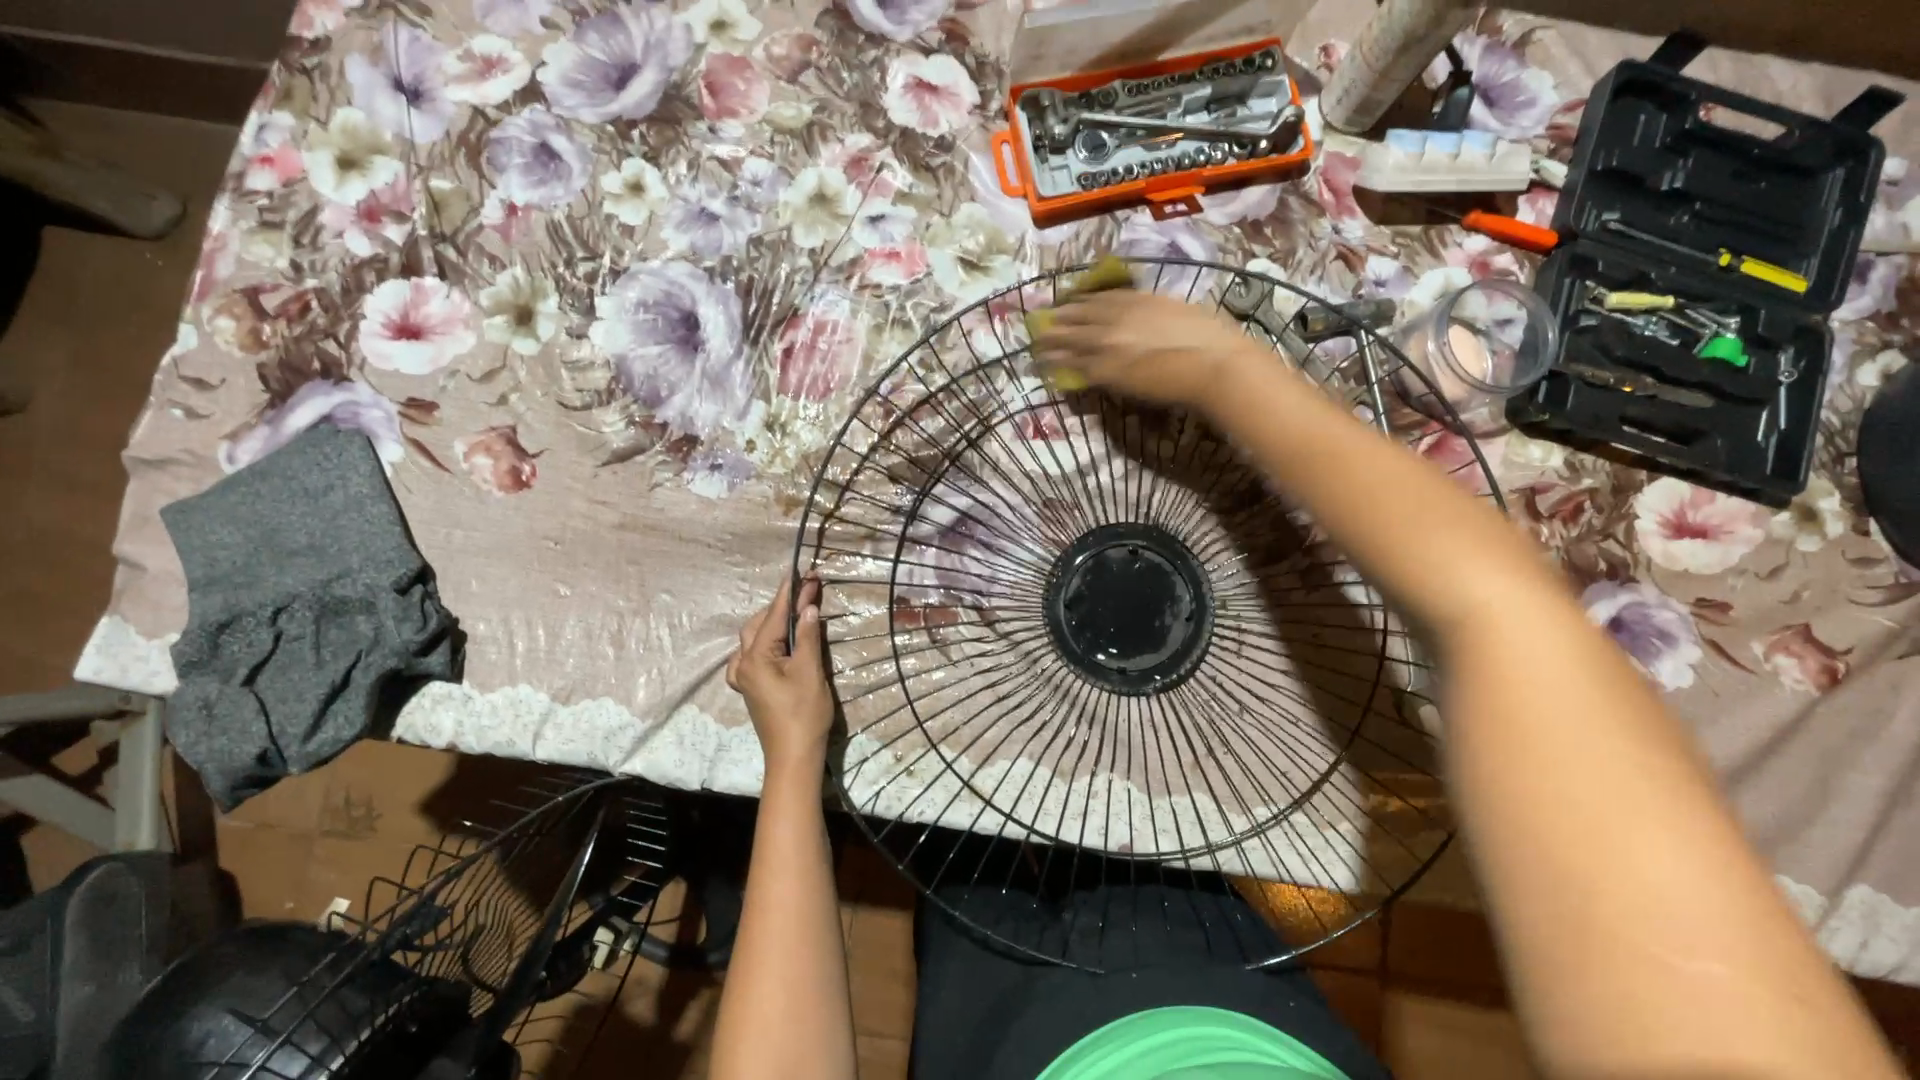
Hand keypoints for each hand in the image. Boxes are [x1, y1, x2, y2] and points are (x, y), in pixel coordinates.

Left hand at [727, 576, 833, 777]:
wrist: (793, 755)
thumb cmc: (803, 714)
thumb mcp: (810, 672)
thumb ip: (807, 637)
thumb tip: (808, 608)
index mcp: (756, 657)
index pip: (774, 616)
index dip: (790, 593)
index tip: (802, 573)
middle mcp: (744, 663)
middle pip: (759, 624)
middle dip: (782, 606)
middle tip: (808, 592)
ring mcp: (744, 677)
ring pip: (753, 638)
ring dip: (772, 622)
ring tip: (795, 612)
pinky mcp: (751, 688)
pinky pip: (750, 656)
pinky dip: (764, 642)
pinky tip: (773, 643)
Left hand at [1031, 290, 1261, 410]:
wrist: (1211, 361)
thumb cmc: (1208, 334)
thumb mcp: (1178, 308)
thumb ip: (1154, 310)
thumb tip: (1147, 317)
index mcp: (1135, 299)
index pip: (1098, 298)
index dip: (1080, 301)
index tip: (1068, 303)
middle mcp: (1115, 317)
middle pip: (1077, 316)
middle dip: (1059, 319)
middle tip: (1042, 323)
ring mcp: (1107, 343)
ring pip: (1070, 341)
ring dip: (1051, 342)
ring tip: (1037, 345)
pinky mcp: (1106, 371)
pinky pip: (1076, 368)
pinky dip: (1060, 367)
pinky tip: (1048, 368)